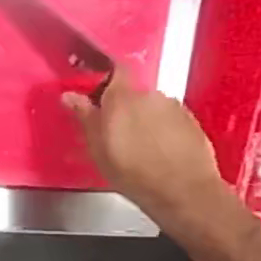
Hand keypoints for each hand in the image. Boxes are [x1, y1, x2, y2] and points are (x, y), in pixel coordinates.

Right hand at [63, 66, 236, 229]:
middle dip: (122, 109)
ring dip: (142, 121)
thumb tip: (70, 96)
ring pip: (151, 107)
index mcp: (123, 97)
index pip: (115, 70)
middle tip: (113, 135)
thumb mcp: (98, 149)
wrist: (182, 191)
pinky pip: (168, 119)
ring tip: (137, 149)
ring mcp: (174, 106)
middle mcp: (150, 94)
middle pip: (132, 93)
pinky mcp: (190, 121)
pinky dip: (160, 130)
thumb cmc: (132, 172)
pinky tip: (157, 153)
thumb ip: (85, 117)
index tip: (97, 97)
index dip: (106, 80)